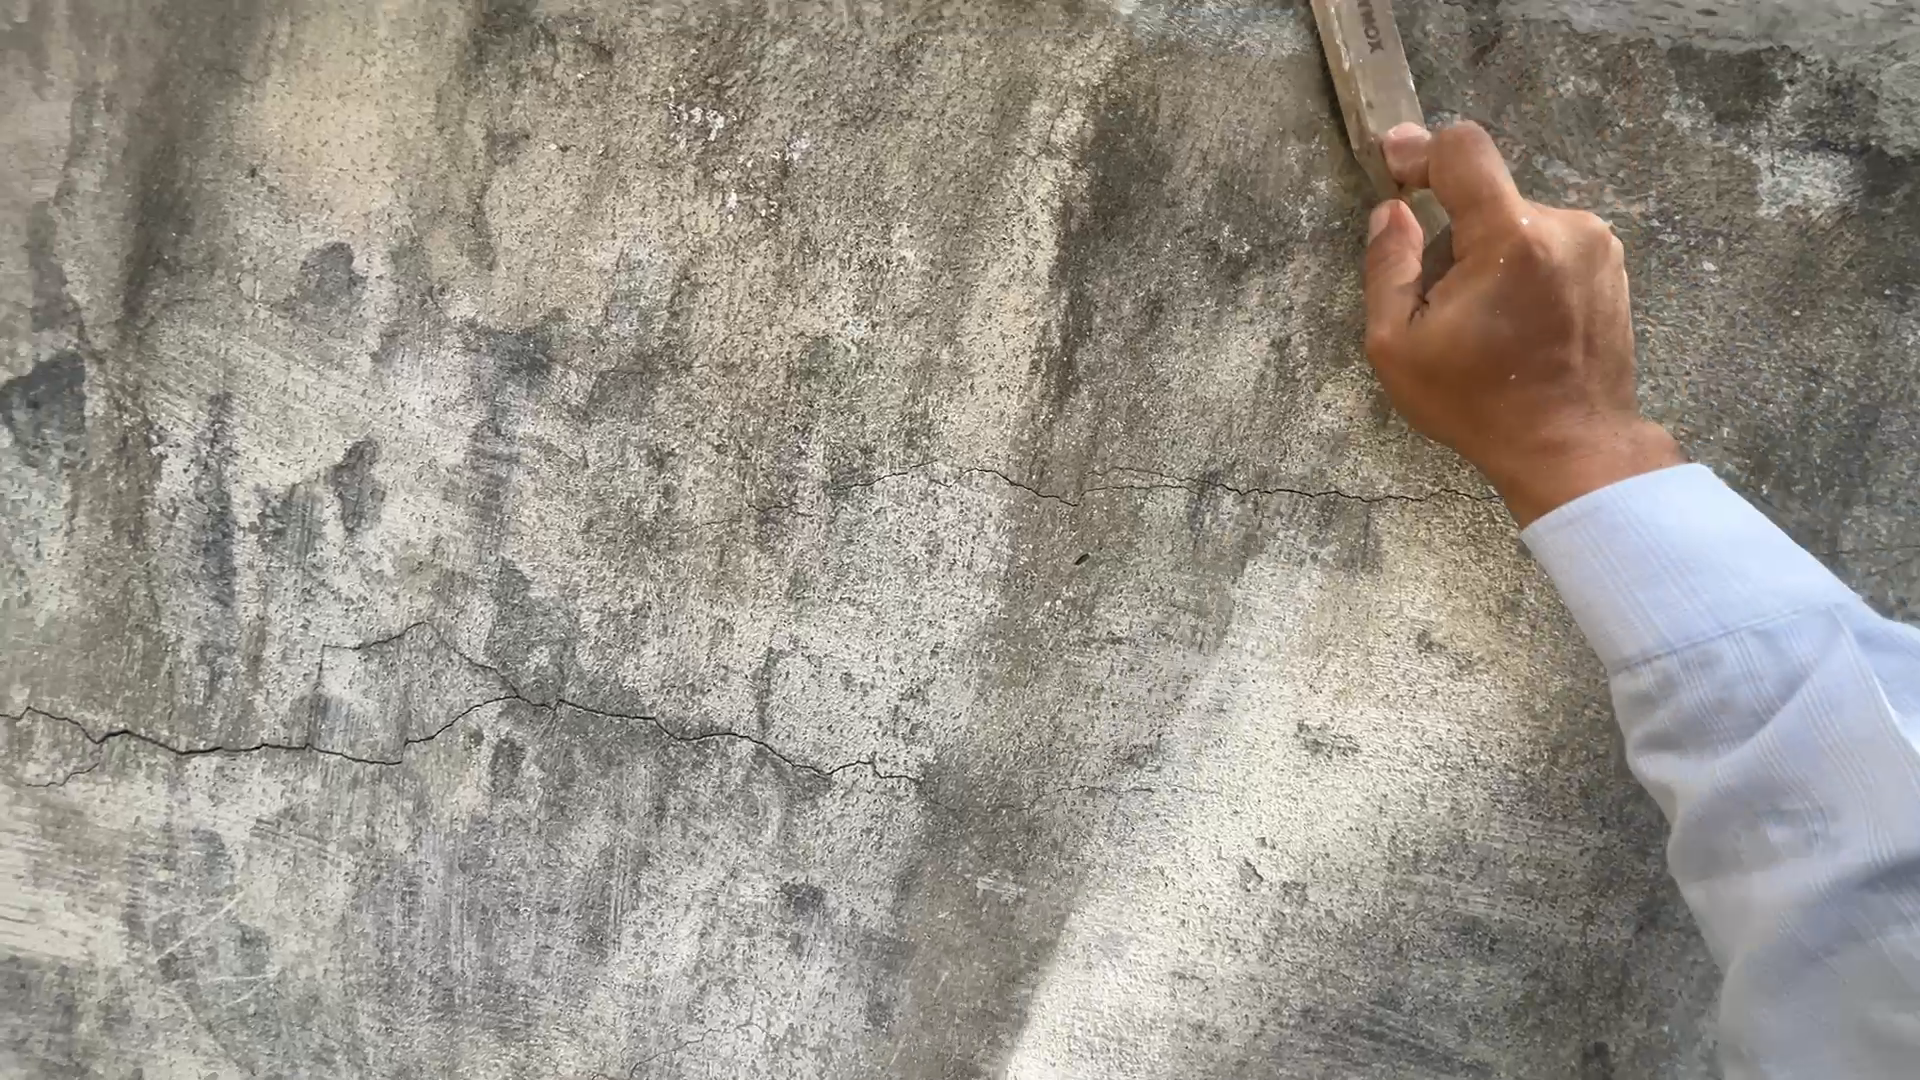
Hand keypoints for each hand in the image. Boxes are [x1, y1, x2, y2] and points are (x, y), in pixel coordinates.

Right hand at [1363, 121, 1683, 526]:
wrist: (1566, 441)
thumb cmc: (1469, 400)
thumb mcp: (1394, 346)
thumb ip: (1387, 269)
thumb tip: (1391, 213)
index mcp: (1509, 239)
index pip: (1465, 152)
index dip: (1421, 150)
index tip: (1392, 160)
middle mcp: (1564, 223)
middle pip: (1485, 199)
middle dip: (1447, 236)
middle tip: (1431, 303)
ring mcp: (1596, 242)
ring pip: (1515, 224)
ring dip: (1482, 255)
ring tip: (1475, 322)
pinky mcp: (1610, 264)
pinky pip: (1545, 243)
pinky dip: (1515, 266)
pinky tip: (1509, 321)